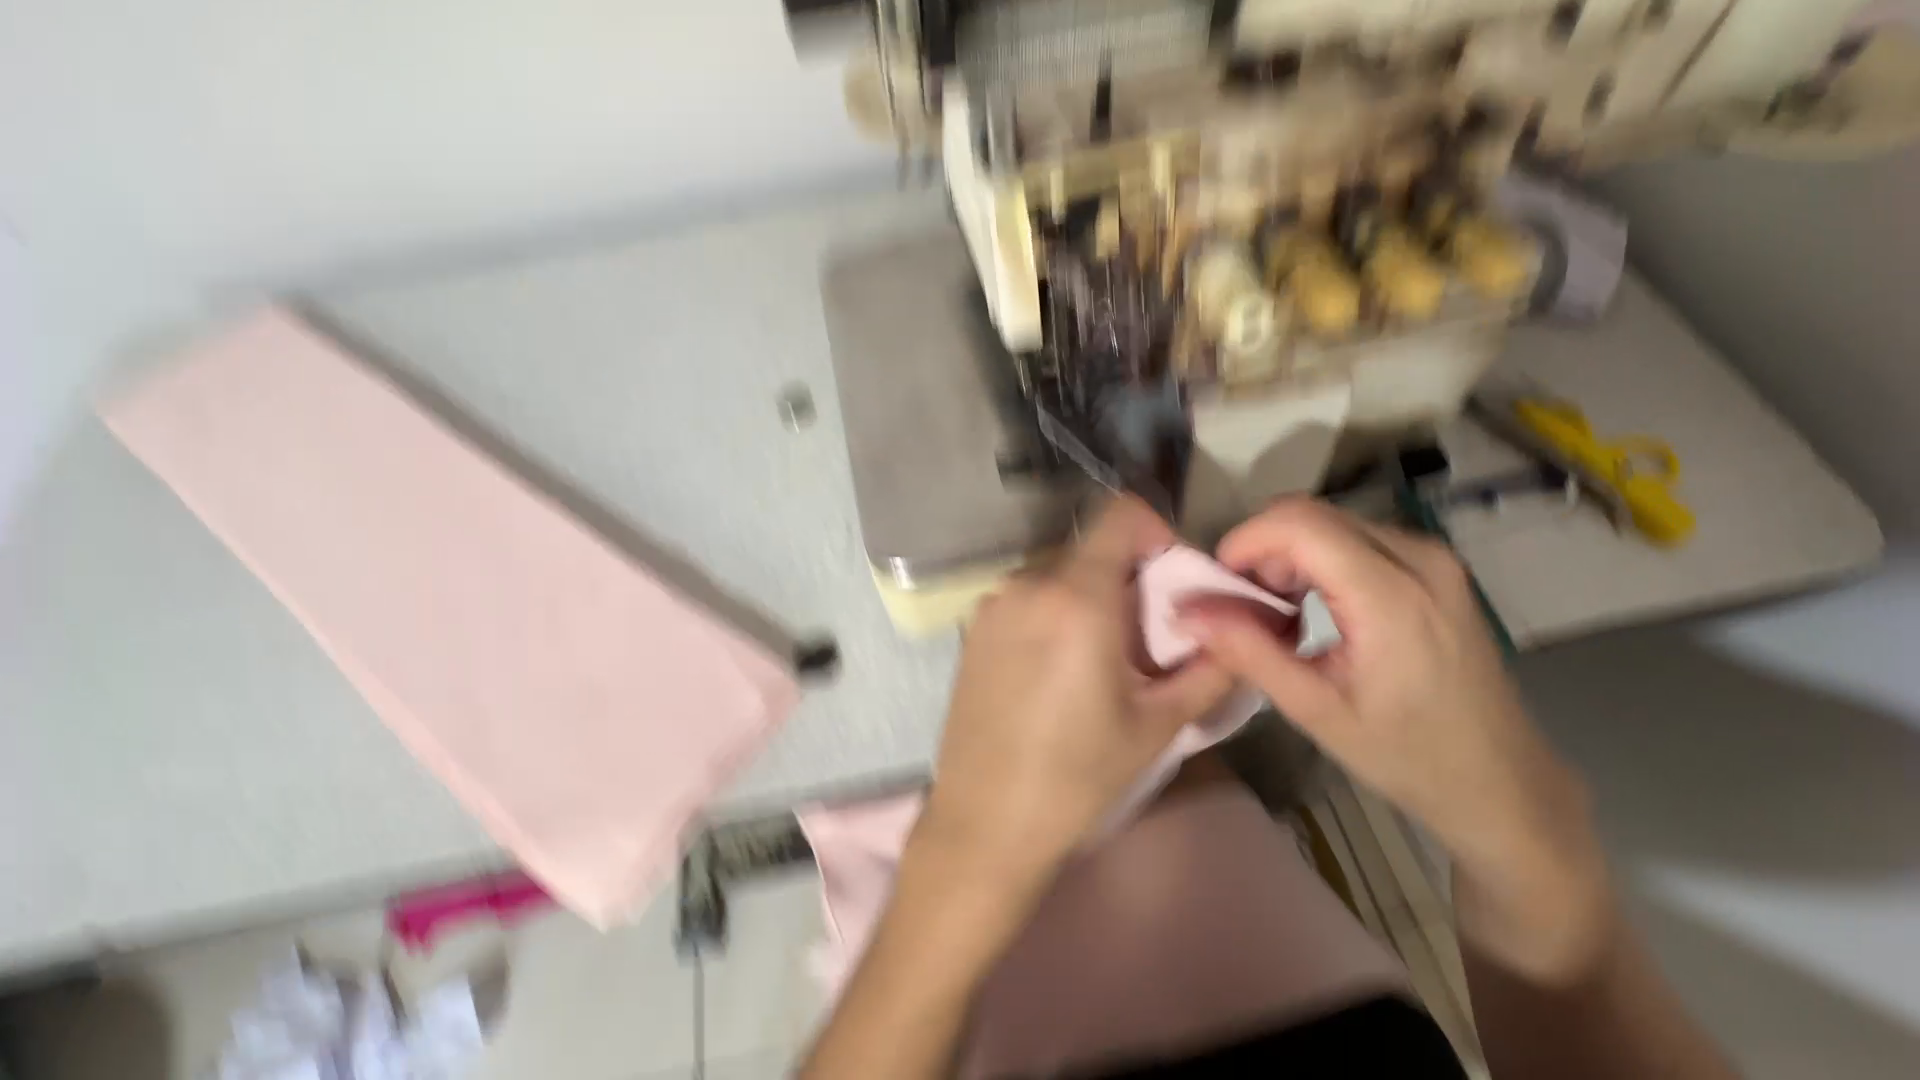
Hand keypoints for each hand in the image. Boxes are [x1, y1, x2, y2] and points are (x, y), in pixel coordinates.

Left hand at [922, 497, 1235, 887]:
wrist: (985, 824)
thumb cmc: (1077, 777)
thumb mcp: (1157, 727)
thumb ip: (1209, 670)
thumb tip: (1240, 636)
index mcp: (1076, 598)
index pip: (1120, 514)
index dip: (1156, 530)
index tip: (1172, 577)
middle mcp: (1026, 585)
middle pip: (1090, 549)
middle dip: (1126, 577)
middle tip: (1145, 636)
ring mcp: (991, 607)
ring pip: (1056, 575)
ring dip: (1087, 597)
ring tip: (1101, 660)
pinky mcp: (971, 632)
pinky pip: (1025, 600)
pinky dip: (1052, 614)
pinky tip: (1057, 673)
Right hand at [1180, 499, 1589, 875]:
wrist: (1499, 780)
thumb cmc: (1407, 756)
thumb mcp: (1316, 712)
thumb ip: (1249, 653)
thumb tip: (1187, 611)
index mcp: (1392, 595)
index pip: (1299, 524)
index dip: (1244, 541)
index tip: (1216, 587)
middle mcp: (1418, 558)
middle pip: (1311, 515)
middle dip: (1261, 551)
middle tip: (1241, 609)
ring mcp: (1432, 558)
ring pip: (1331, 523)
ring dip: (1287, 557)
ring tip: (1274, 618)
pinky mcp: (1433, 568)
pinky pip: (1356, 539)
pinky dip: (1317, 563)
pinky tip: (1311, 612)